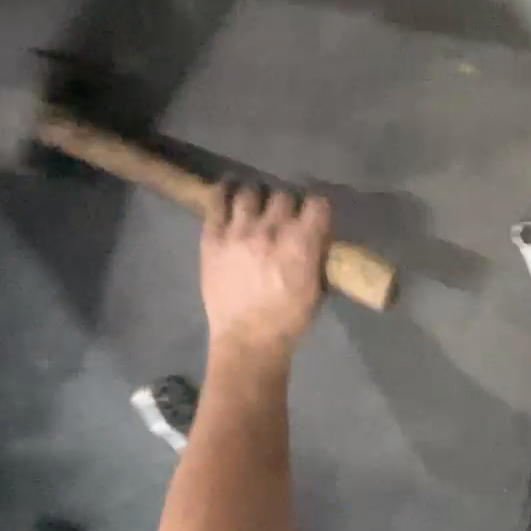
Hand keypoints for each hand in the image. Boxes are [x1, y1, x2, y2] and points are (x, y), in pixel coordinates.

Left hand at [200, 186, 332, 360]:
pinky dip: (224, 192)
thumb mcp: (317, 289)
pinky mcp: (212, 238)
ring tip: (257, 205)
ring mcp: (238, 232)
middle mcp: (270, 230)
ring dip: (258, 198)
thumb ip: (317, 257)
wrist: (248, 340)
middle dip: (288, 205)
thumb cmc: (289, 320)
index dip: (319, 208)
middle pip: (283, 196)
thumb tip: (317, 239)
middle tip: (285, 217)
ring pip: (250, 193)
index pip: (317, 204)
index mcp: (301, 245)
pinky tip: (229, 190)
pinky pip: (216, 202)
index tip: (316, 217)